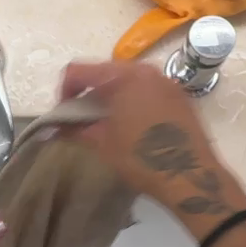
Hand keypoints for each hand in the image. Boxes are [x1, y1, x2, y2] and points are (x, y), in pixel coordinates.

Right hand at [59, 61, 245, 239]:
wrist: (191, 176)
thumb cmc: (142, 159)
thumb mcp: (102, 144)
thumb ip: (75, 129)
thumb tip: (54, 128)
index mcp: (122, 77)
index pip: (78, 71)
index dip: (63, 91)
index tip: (62, 114)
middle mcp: (146, 70)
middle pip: (105, 72)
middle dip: (89, 94)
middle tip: (82, 119)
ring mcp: (166, 81)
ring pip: (128, 80)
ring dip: (112, 97)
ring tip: (107, 124)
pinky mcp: (180, 96)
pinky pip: (148, 89)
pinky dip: (134, 101)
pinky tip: (133, 126)